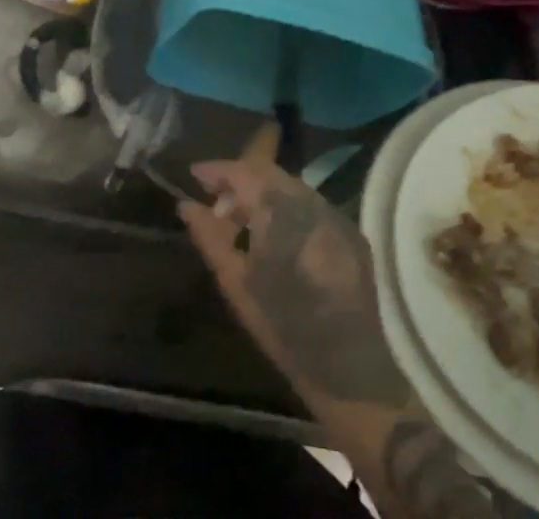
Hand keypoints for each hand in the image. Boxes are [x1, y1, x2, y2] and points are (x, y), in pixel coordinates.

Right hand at [178, 124, 408, 404]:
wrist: (348, 370)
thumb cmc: (282, 328)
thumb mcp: (235, 283)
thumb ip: (209, 236)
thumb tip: (186, 205)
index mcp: (284, 219)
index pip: (246, 172)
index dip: (217, 169)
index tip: (194, 175)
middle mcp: (316, 209)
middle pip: (272, 173)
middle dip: (239, 179)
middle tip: (214, 200)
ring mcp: (339, 221)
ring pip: (293, 187)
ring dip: (263, 193)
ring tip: (239, 219)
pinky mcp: (353, 236)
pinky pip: (312, 206)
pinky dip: (286, 208)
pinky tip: (272, 234)